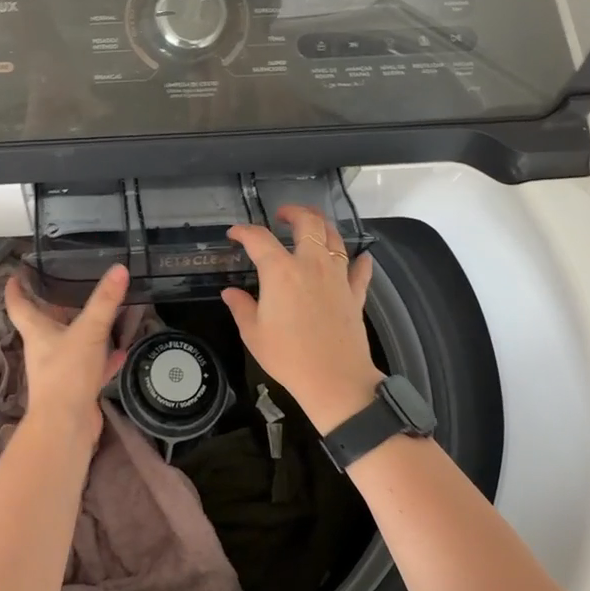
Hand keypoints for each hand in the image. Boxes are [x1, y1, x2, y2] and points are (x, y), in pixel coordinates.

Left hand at [5, 263, 130, 442]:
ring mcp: (60, 370)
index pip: (19, 304)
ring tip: (101, 314)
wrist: (66, 425)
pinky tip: (121, 351)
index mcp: (37, 332)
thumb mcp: (88, 331)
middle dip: (55, 305)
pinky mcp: (77, 388)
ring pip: (70, 344)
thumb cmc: (67, 373)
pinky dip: (104, 359)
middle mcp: (44, 349)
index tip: (18, 273)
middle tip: (69, 285)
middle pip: (46, 323)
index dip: (16, 288)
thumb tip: (119, 268)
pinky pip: (91, 367)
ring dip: (83, 331)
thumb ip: (105, 301)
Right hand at [222, 205, 381, 433]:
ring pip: (335, 237)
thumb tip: (230, 293)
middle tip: (282, 215)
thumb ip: (241, 307)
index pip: (258, 239)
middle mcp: (311, 264)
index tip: (235, 234)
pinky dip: (358, 259)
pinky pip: (360, 268)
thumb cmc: (288, 356)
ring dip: (322, 226)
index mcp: (280, 271)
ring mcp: (338, 276)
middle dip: (293, 212)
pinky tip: (358, 257)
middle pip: (307, 222)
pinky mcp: (355, 293)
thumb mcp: (253, 333)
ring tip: (312, 227)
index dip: (243, 231)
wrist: (334, 379)